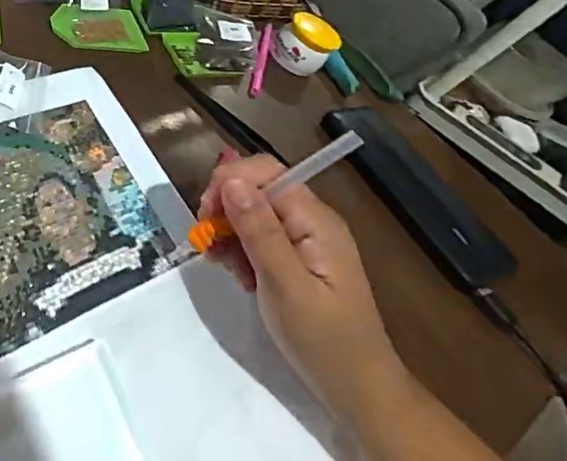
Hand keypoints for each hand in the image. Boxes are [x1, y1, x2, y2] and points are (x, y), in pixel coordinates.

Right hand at [197, 155, 406, 419]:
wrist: (361, 394)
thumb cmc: (325, 341)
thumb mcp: (286, 287)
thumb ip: (259, 232)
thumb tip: (232, 181)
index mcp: (315, 220)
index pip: (266, 172)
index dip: (230, 181)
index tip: (205, 214)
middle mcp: (310, 220)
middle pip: (257, 188)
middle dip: (225, 206)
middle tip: (206, 241)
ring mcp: (304, 240)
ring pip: (253, 212)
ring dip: (229, 230)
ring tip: (221, 263)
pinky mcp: (296, 259)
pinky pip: (259, 236)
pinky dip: (240, 248)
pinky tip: (236, 272)